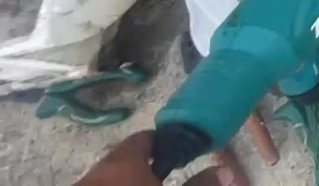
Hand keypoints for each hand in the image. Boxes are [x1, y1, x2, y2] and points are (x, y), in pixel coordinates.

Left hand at [76, 132, 228, 185]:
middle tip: (164, 178)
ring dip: (121, 185)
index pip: (142, 139)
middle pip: (119, 163)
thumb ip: (200, 184)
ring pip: (102, 183)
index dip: (161, 142)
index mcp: (122, 164)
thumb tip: (224, 170)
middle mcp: (94, 176)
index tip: (177, 151)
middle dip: (140, 169)